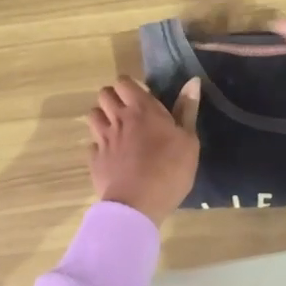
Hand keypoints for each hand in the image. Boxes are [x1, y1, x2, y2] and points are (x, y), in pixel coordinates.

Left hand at [87, 76, 201, 226]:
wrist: (138, 205)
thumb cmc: (169, 170)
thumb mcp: (188, 140)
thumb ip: (187, 109)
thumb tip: (193, 80)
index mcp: (142, 109)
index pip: (124, 82)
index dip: (129, 86)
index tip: (140, 96)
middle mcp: (118, 118)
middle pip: (104, 94)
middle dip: (113, 97)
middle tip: (127, 111)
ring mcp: (103, 139)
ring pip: (93, 115)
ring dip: (103, 117)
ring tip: (115, 130)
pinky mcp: (94, 159)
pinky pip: (92, 143)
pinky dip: (99, 146)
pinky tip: (110, 156)